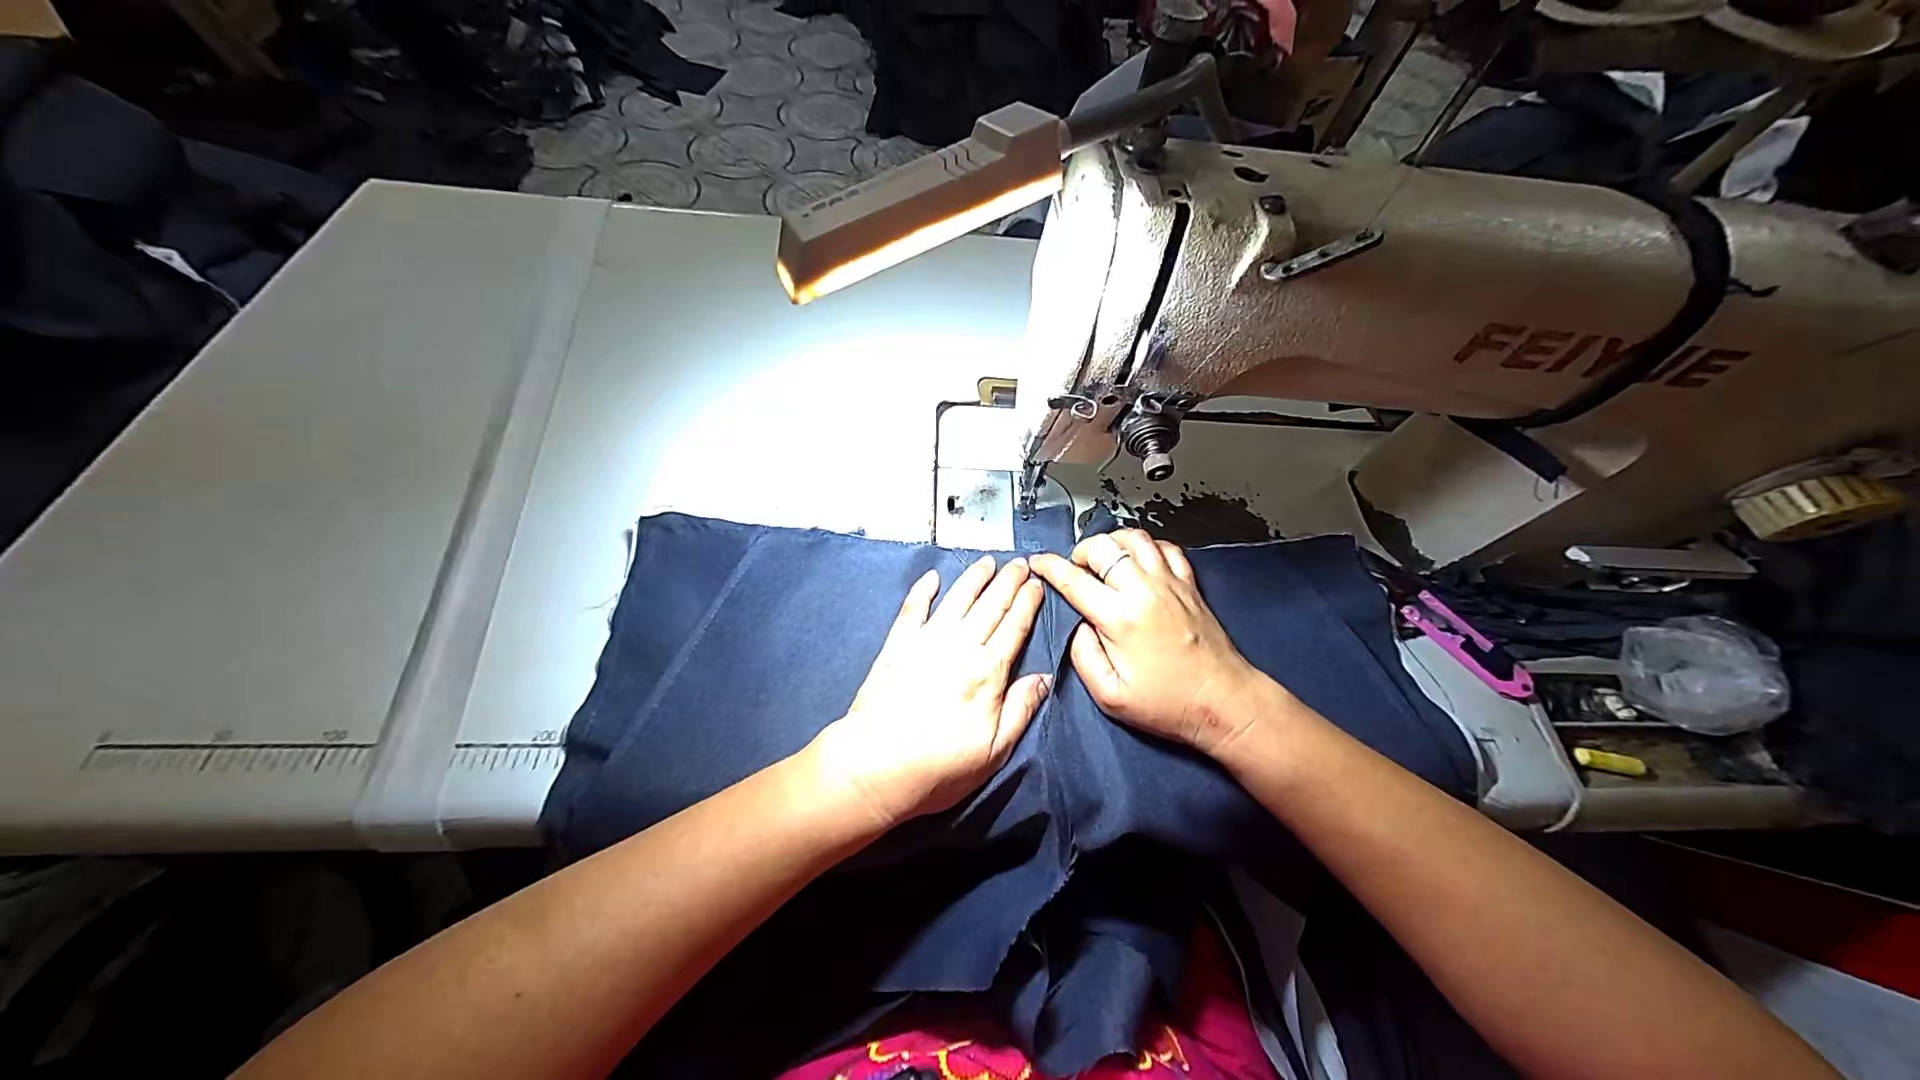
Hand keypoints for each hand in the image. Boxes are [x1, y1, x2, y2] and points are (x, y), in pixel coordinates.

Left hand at [807, 556, 1049, 830]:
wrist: (875, 766)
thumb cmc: (939, 767)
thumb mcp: (994, 750)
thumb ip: (1021, 709)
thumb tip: (1043, 678)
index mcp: (987, 672)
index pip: (1014, 627)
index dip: (1028, 603)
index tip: (1038, 584)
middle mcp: (959, 648)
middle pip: (990, 606)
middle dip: (1008, 581)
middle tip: (1020, 563)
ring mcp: (925, 642)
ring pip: (957, 600)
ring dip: (974, 578)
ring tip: (987, 562)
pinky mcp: (897, 645)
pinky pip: (913, 609)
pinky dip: (923, 590)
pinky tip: (931, 577)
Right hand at [1031, 530, 1284, 757]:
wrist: (1223, 703)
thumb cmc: (1169, 704)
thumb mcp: (1110, 695)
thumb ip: (1083, 655)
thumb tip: (1079, 626)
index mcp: (1120, 618)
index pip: (1074, 579)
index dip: (1049, 567)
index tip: (1038, 563)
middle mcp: (1145, 591)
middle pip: (1104, 547)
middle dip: (1081, 552)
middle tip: (1075, 569)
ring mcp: (1170, 584)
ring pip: (1135, 539)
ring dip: (1113, 543)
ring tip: (1104, 561)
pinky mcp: (1189, 585)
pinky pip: (1166, 548)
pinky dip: (1147, 547)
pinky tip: (1139, 563)